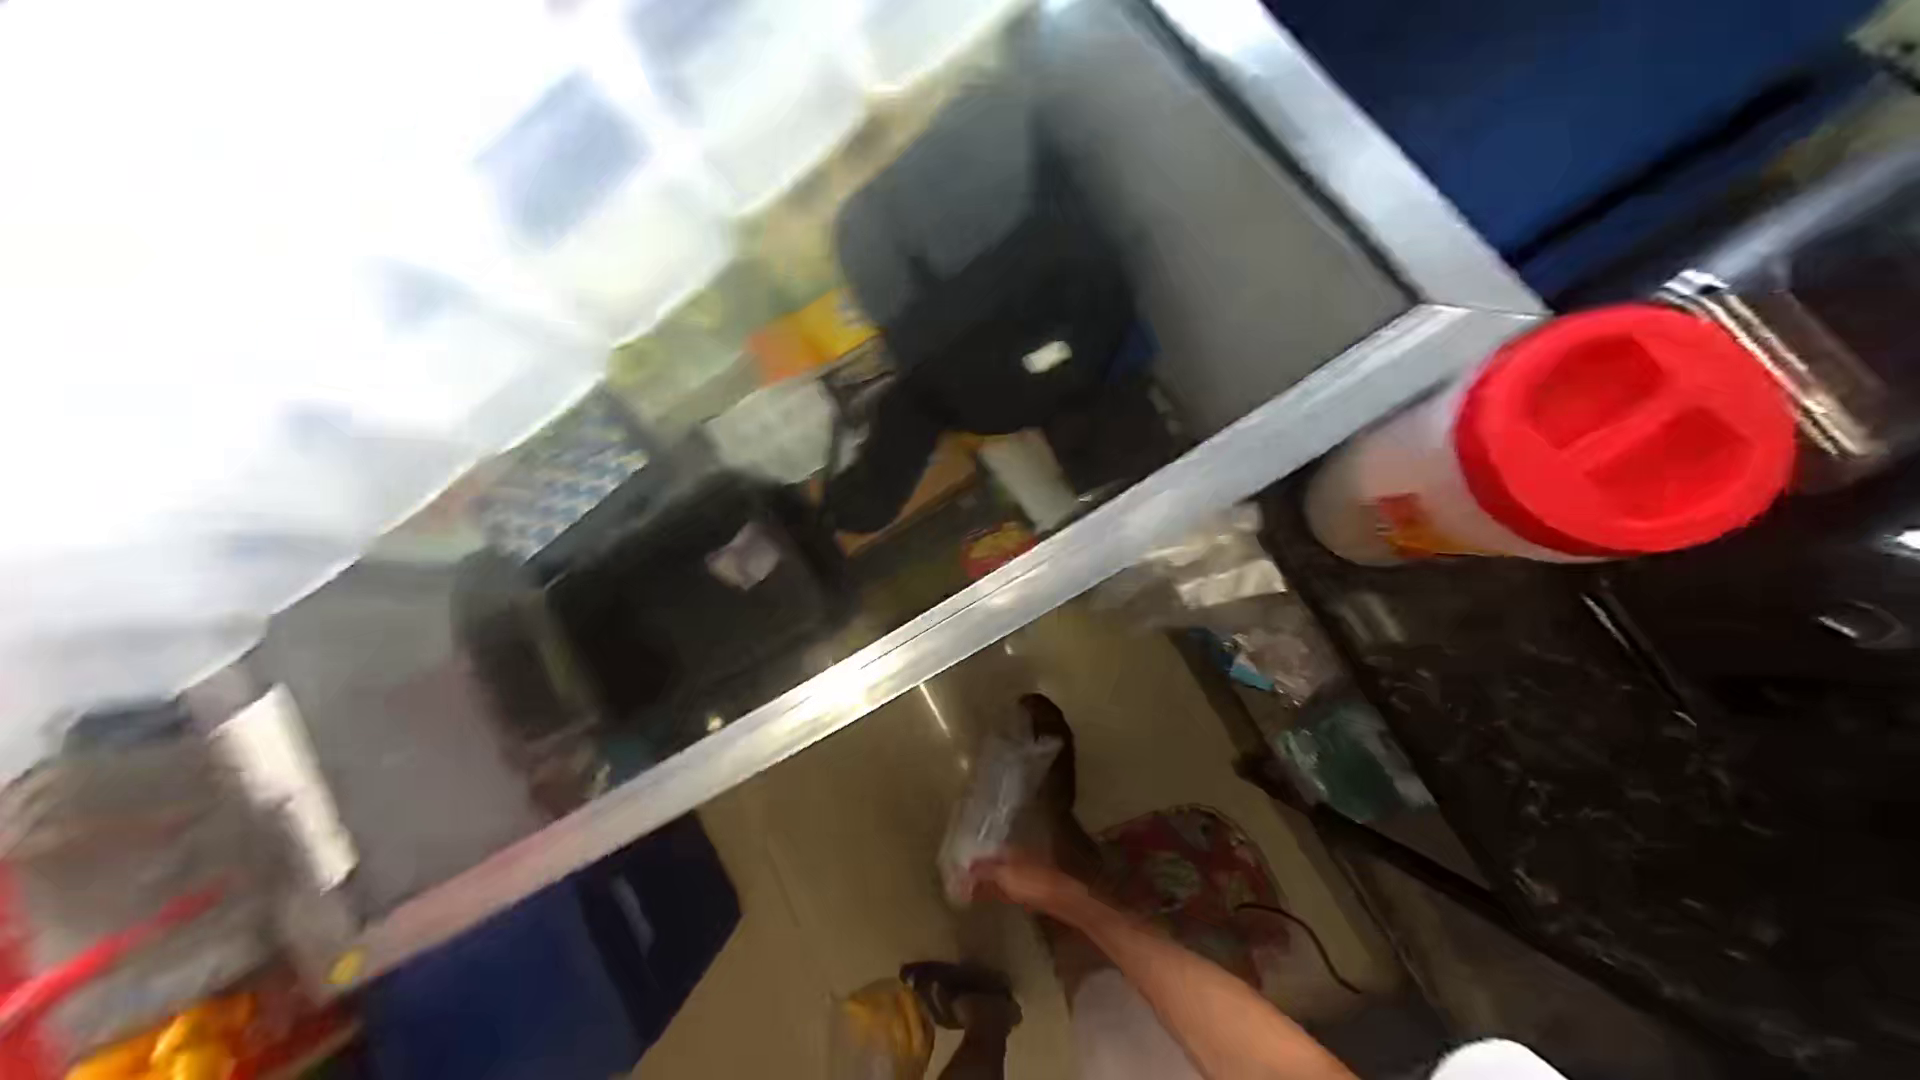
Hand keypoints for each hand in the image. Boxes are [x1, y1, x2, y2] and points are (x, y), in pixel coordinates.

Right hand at [966, 851, 1093, 917]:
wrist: (1064, 900)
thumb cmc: (1034, 884)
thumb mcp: (1006, 876)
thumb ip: (985, 872)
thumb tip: (964, 869)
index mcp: (1010, 851)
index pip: (985, 854)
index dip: (971, 863)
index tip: (956, 872)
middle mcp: (1017, 858)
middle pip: (992, 865)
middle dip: (976, 873)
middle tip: (959, 884)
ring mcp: (1025, 874)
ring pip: (999, 877)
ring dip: (985, 884)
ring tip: (969, 893)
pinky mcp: (1031, 890)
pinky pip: (1007, 889)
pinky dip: (995, 892)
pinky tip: (990, 898)